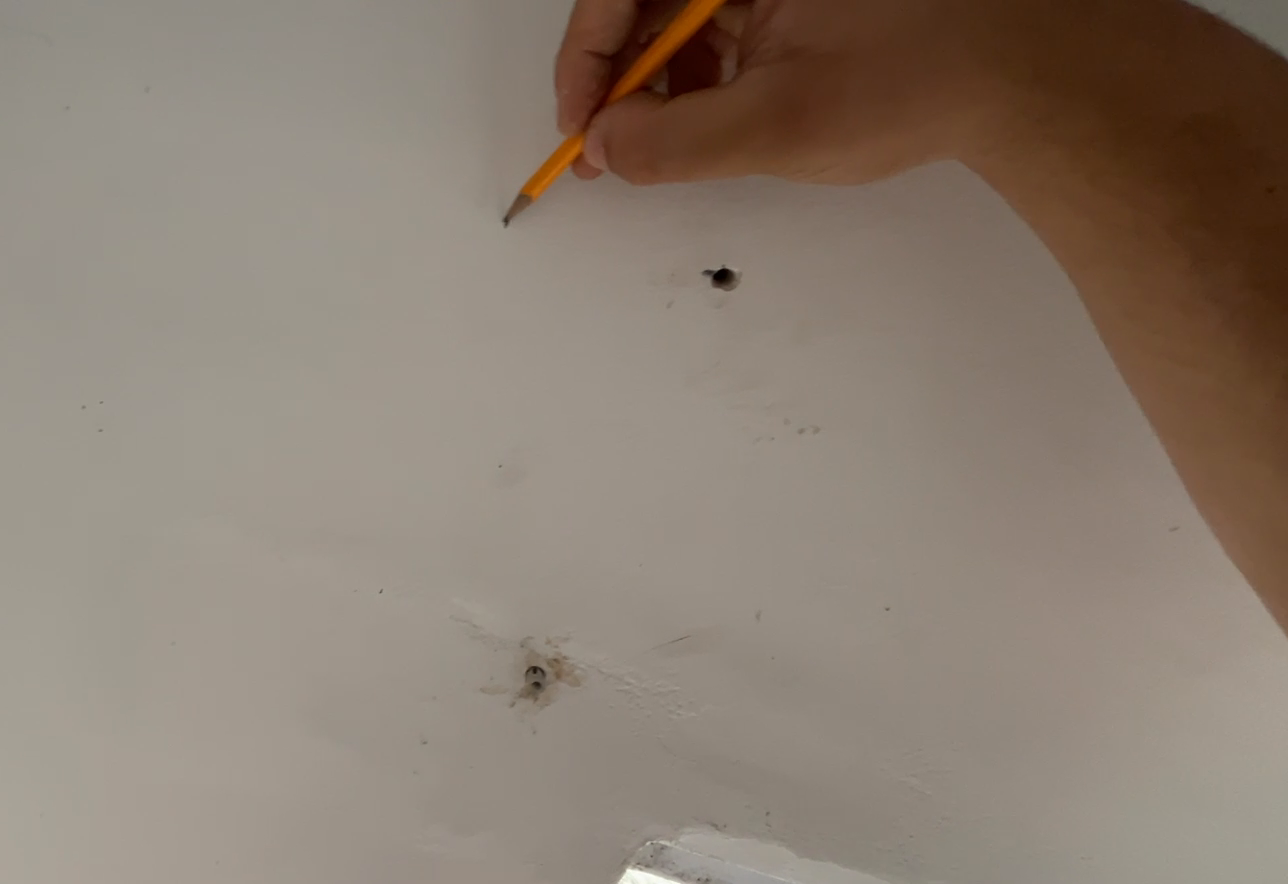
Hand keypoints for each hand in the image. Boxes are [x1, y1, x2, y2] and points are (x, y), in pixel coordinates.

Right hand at [553, 0, 1070, 185]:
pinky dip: (693, 72)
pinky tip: (703, 111)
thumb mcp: (776, 126)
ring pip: (676, 11)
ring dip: (652, 80)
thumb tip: (602, 143)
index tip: (577, 123)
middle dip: (616, 74)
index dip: (586, 57)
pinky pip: (715, 19)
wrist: (1033, 68)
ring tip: (659, 137)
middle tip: (603, 143)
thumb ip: (669, 143)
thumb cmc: (925, 78)